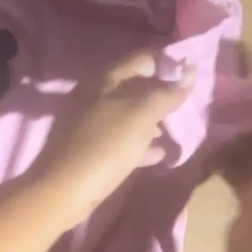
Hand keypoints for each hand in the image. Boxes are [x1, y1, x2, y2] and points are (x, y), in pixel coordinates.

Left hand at [28, 49, 195, 226]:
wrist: (61, 193)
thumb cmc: (103, 148)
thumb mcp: (140, 115)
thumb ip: (166, 92)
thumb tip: (190, 73)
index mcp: (104, 79)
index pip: (143, 59)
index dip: (169, 65)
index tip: (191, 82)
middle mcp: (94, 97)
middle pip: (136, 87)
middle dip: (162, 96)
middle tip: (185, 109)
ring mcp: (89, 126)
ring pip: (128, 116)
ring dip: (152, 122)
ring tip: (175, 131)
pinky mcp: (88, 152)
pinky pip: (119, 142)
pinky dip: (139, 145)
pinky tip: (158, 154)